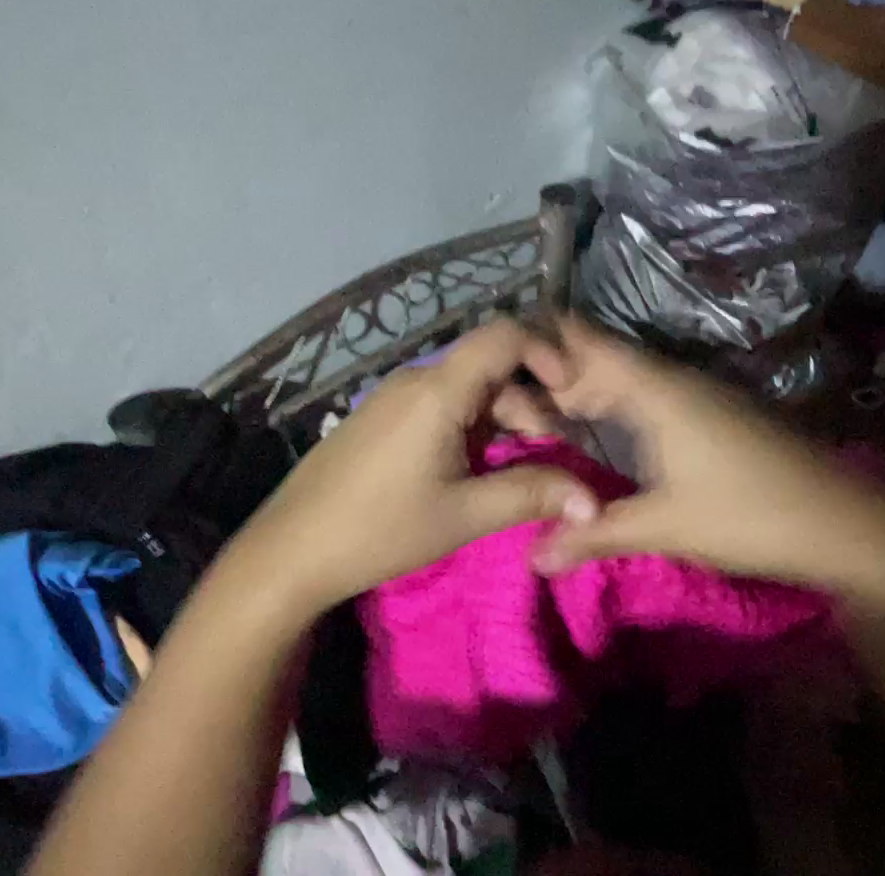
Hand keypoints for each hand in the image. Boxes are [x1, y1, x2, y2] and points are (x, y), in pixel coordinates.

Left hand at [230, 319, 600, 613]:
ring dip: (501, 419)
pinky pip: (438, 405)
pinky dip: (470, 426)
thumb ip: (531, 494)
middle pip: (488, 368)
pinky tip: (474, 468)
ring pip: (465, 390)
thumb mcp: (464, 514)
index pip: (503, 335)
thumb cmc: (381, 529)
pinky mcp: (380, 418)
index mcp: (438, 389)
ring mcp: (392, 397)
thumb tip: (593, 500)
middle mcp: (415, 379)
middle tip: (553, 453)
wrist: (291, 550)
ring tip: (518, 468)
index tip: (574, 391)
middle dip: (530, 403)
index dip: (546, 351)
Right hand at [530, 319, 884, 613]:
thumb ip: (594, 534)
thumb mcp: (665, 526)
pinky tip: (595, 440)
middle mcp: (672, 379)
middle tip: (498, 410)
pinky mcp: (711, 416)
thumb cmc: (750, 515)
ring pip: (623, 380)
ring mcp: (695, 396)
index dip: (536, 344)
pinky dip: (611, 411)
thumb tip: (530, 556)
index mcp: (655, 388)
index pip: (582, 340)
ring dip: (581, 396)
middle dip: (548, 379)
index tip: (491, 369)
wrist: (849, 523)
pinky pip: (645, 398)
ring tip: (533, 424)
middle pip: (596, 359)